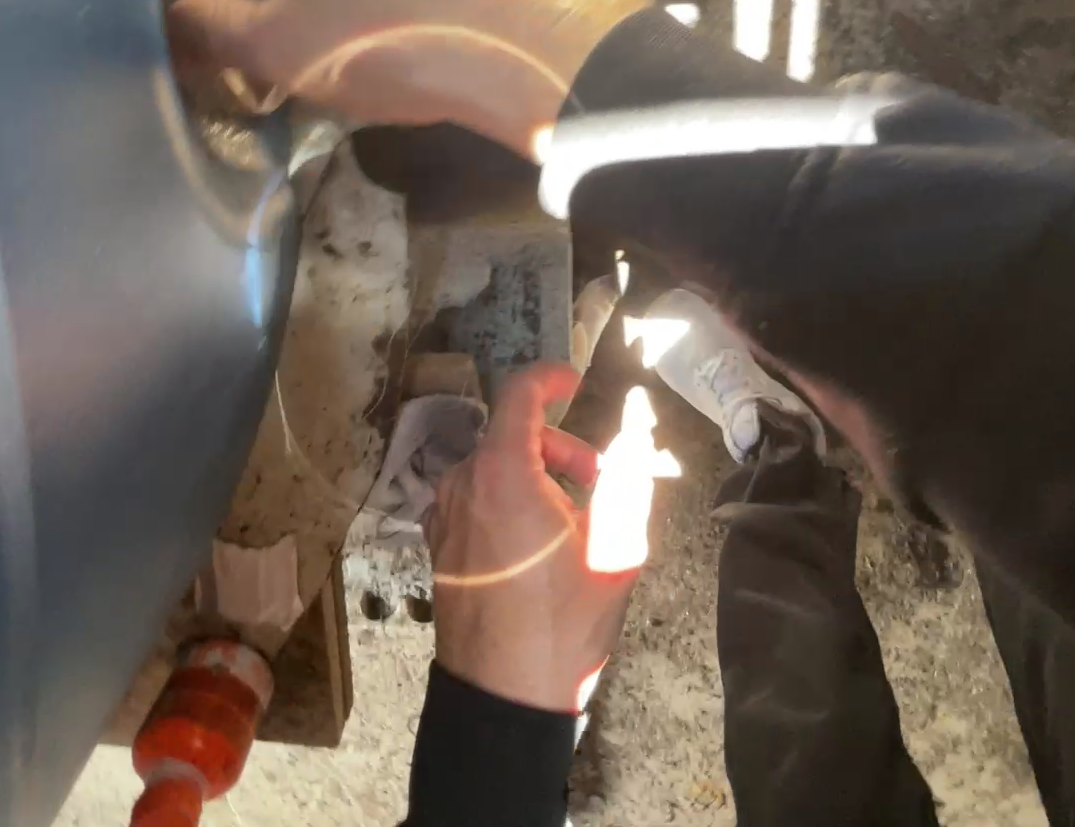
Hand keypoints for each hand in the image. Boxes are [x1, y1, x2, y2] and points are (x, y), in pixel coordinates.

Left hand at [426, 363, 642, 713]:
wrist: (502, 698)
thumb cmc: (564, 621)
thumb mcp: (616, 547)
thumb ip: (630, 476)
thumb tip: (637, 429)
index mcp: (503, 471)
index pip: (519, 393)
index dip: (550, 377)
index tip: (576, 382)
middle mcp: (462, 481)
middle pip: (512, 435)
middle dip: (560, 448)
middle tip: (597, 483)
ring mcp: (442, 511)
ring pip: (494, 466)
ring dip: (534, 475)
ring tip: (569, 520)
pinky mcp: (436, 540)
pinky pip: (475, 495)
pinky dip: (506, 497)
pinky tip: (530, 540)